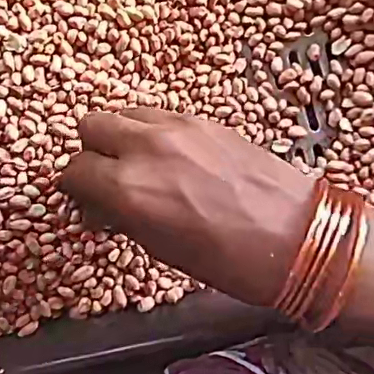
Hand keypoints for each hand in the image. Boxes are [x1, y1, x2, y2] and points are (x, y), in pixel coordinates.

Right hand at [59, 109, 313, 304]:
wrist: (299, 237)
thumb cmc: (228, 260)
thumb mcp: (160, 248)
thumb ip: (121, 216)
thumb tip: (99, 204)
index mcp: (129, 189)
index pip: (74, 170)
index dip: (74, 186)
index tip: (84, 198)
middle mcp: (145, 148)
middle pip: (90, 125)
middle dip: (91, 151)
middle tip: (106, 176)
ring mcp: (176, 127)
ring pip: (122, 112)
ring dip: (119, 136)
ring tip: (137, 164)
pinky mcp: (202, 118)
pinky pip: (157, 114)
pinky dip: (150, 131)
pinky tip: (169, 157)